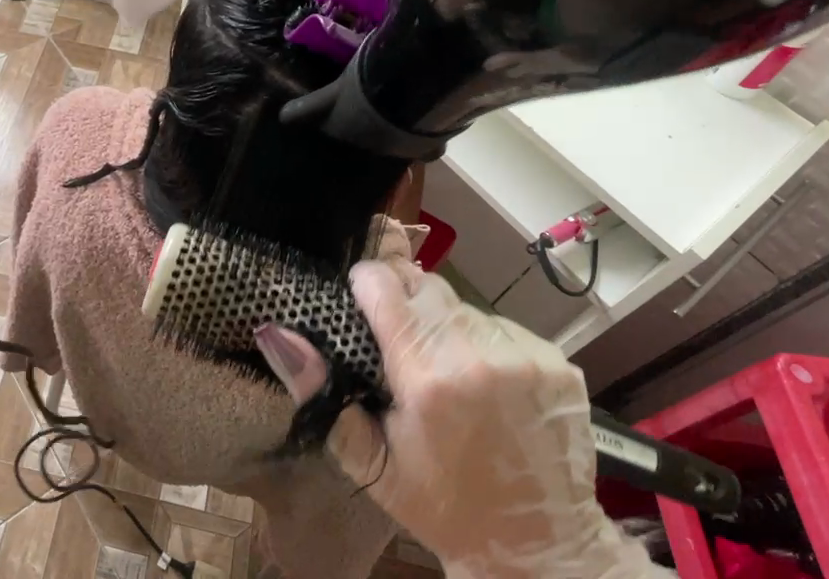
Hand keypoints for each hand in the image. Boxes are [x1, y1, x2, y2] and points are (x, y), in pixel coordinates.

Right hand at [255, 261, 665, 578]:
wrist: (537, 545)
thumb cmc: (440, 504)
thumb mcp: (369, 460)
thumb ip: (317, 391)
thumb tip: (273, 332)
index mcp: (427, 377)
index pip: (385, 283)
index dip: (366, 284)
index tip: (361, 301)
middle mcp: (479, 353)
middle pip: (425, 283)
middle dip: (405, 301)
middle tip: (400, 344)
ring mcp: (524, 355)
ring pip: (464, 305)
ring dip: (446, 325)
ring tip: (446, 372)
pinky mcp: (555, 361)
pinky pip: (503, 326)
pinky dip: (487, 344)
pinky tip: (487, 384)